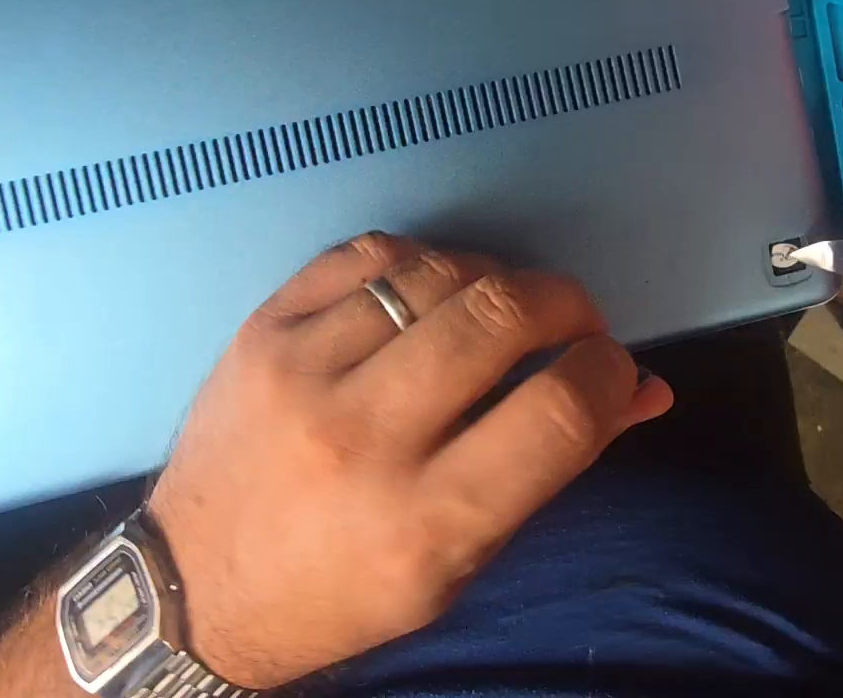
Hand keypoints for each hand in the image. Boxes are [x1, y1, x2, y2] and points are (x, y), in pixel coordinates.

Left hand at [146, 233, 672, 686]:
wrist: (199, 583)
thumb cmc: (343, 590)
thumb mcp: (460, 563)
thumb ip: (555, 468)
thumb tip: (643, 390)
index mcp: (422, 524)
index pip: (557, 413)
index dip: (608, 372)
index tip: (610, 365)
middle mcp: (360, 438)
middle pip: (500, 316)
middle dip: (564, 302)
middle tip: (572, 319)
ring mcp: (301, 369)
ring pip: (437, 272)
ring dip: (494, 278)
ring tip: (499, 308)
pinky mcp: (262, 326)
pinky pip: (369, 252)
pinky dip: (421, 258)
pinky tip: (430, 288)